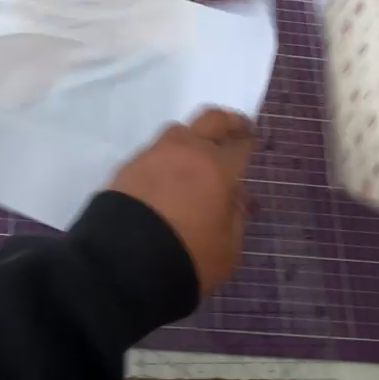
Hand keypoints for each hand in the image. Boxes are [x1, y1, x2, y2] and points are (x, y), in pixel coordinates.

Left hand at [108, 108, 256, 292]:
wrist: (126, 260)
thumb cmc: (189, 256)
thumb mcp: (228, 247)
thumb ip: (236, 215)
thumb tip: (236, 196)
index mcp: (216, 167)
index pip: (240, 144)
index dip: (249, 142)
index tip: (252, 141)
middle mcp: (186, 150)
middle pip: (211, 119)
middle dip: (228, 121)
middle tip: (236, 129)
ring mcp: (155, 152)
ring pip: (179, 131)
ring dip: (193, 138)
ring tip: (198, 158)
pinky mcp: (130, 163)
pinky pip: (156, 151)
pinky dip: (168, 158)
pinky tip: (169, 176)